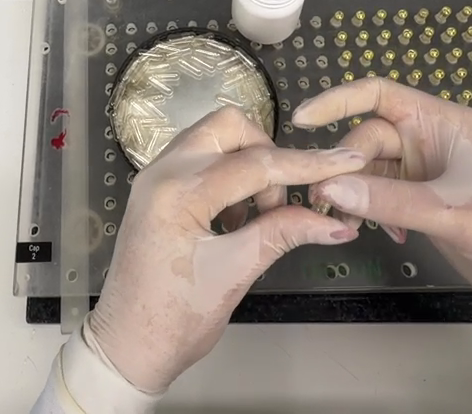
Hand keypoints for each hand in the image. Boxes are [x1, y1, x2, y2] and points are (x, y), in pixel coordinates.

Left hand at [85, 106, 366, 392]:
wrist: (125, 345)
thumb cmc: (175, 319)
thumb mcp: (234, 275)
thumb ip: (282, 235)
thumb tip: (334, 221)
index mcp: (179, 191)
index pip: (255, 164)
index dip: (305, 163)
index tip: (347, 160)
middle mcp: (163, 169)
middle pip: (230, 127)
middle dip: (268, 153)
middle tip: (283, 201)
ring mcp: (156, 173)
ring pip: (214, 135)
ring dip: (248, 161)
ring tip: (259, 214)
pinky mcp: (157, 184)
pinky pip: (200, 154)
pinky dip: (227, 170)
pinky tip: (237, 215)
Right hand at [293, 78, 471, 310]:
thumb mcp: (455, 214)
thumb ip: (391, 200)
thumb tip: (328, 188)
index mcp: (440, 122)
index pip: (378, 95)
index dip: (337, 101)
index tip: (302, 120)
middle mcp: (428, 139)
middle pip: (367, 138)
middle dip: (344, 166)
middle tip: (322, 199)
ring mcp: (425, 171)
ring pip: (370, 169)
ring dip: (354, 194)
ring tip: (346, 224)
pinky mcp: (423, 200)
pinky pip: (381, 195)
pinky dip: (371, 211)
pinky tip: (379, 234)